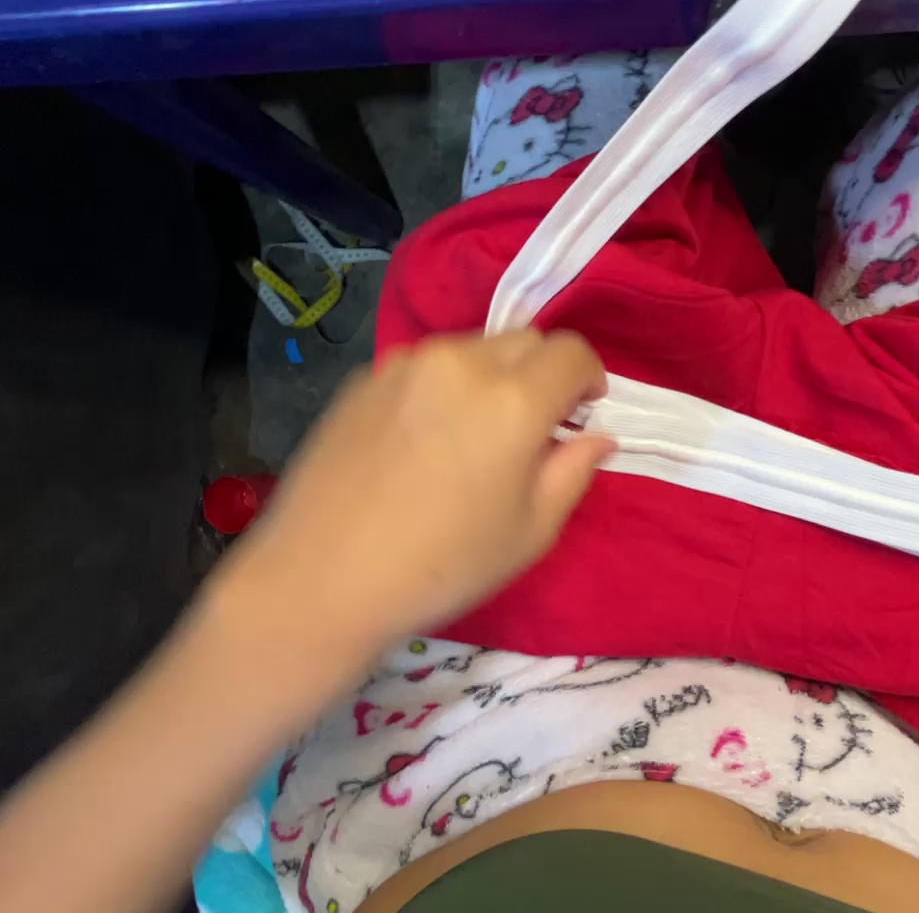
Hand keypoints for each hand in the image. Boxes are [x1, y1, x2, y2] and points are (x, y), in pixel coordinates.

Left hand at [222, 329, 613, 648]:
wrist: (321, 578)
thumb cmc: (440, 567)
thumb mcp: (529, 533)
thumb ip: (573, 472)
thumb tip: (598, 436)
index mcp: (511, 399)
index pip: (571, 353)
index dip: (589, 377)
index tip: (583, 410)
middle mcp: (459, 363)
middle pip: (524, 340)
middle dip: (543, 373)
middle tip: (534, 425)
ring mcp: (404, 364)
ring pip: (472, 347)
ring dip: (493, 375)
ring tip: (474, 432)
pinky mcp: (365, 378)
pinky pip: (424, 366)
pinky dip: (444, 386)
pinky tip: (422, 439)